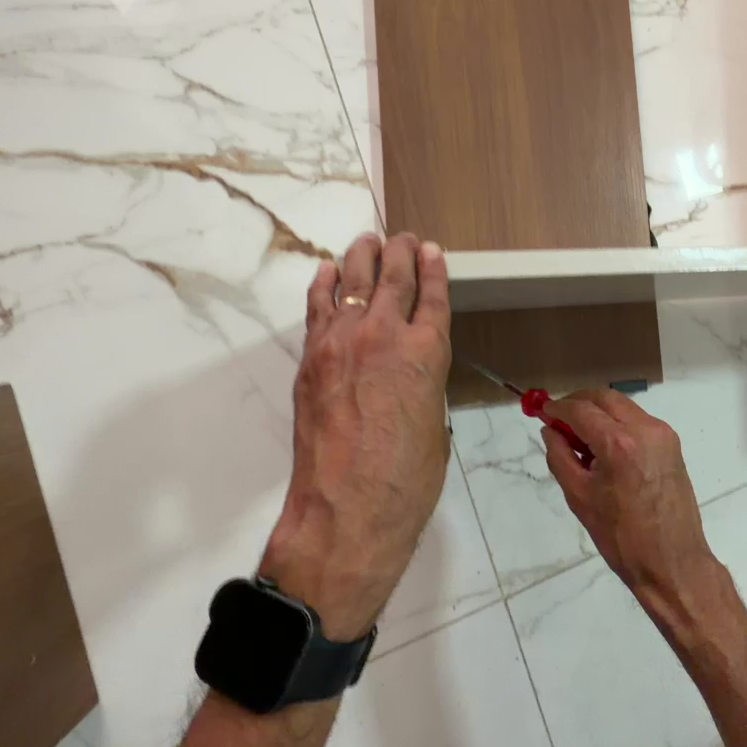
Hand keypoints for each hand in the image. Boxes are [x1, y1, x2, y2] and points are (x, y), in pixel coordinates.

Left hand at [262, 233, 452, 639]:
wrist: (347, 508)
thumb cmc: (407, 479)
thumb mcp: (434, 424)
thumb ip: (424, 387)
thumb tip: (410, 376)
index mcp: (429, 352)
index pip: (433, 295)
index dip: (434, 268)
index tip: (433, 250)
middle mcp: (388, 335)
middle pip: (394, 278)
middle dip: (401, 252)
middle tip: (404, 237)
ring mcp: (344, 342)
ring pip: (355, 283)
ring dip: (363, 256)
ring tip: (368, 240)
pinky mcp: (311, 358)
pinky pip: (319, 307)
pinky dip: (326, 284)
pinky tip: (329, 271)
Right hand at [541, 390, 721, 614]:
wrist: (672, 561)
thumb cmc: (620, 536)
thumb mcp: (579, 497)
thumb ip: (560, 457)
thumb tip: (550, 430)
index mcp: (619, 443)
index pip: (581, 409)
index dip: (558, 408)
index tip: (542, 411)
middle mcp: (645, 429)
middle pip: (605, 397)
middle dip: (579, 402)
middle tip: (558, 419)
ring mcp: (663, 434)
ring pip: (623, 406)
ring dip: (599, 412)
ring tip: (581, 440)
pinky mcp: (672, 444)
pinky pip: (638, 421)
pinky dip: (618, 424)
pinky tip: (605, 449)